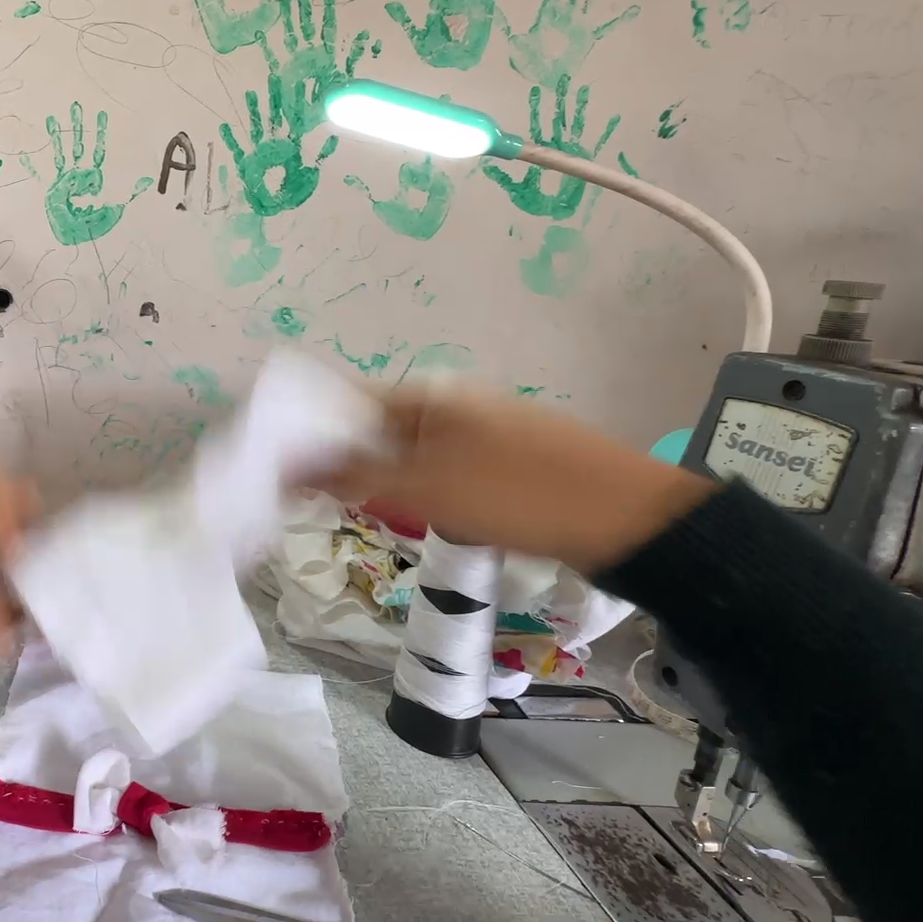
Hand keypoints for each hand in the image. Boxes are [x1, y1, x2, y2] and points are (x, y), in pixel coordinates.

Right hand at [320, 386, 713, 573]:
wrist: (634, 523)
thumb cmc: (518, 496)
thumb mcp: (424, 489)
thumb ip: (352, 476)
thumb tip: (290, 465)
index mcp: (429, 398)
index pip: (347, 402)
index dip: (312, 432)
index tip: (288, 468)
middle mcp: (454, 406)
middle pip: (378, 430)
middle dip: (352, 465)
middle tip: (337, 503)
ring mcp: (485, 432)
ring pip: (413, 455)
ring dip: (391, 484)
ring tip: (392, 517)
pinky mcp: (509, 461)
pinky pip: (447, 471)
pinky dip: (429, 493)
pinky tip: (439, 521)